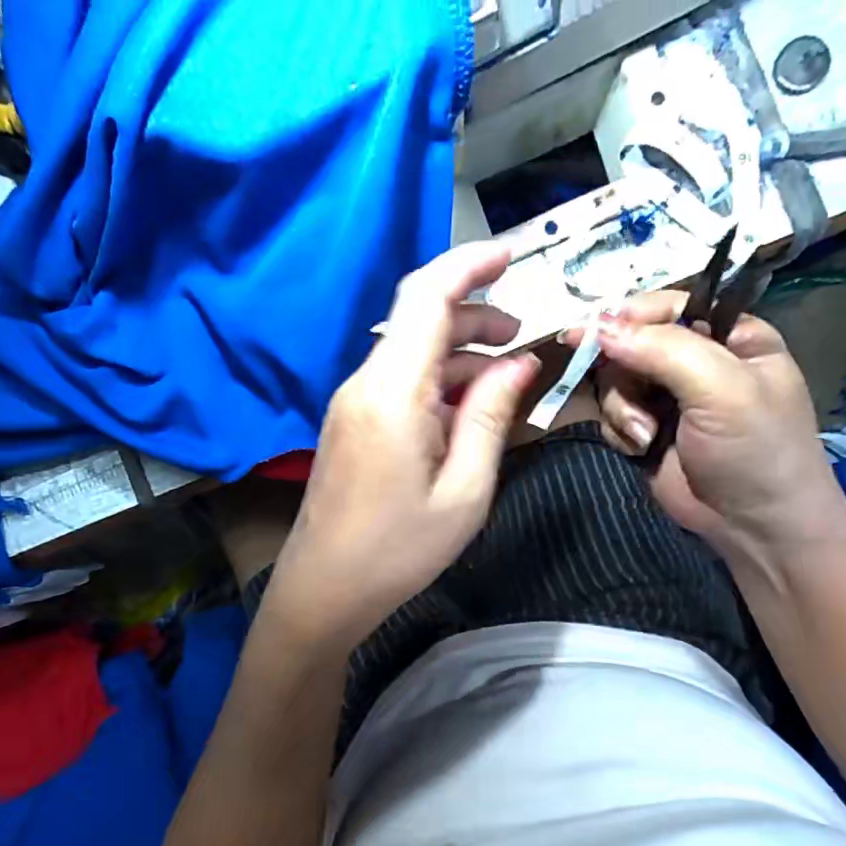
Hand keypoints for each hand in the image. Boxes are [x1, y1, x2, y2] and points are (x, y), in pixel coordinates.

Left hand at [268, 241, 538, 643]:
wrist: (324, 590)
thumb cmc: (400, 550)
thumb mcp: (465, 489)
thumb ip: (492, 416)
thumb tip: (520, 364)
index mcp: (393, 391)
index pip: (427, 298)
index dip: (469, 264)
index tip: (511, 253)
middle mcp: (364, 384)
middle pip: (418, 320)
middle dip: (474, 315)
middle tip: (521, 337)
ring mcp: (351, 404)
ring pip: (409, 353)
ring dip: (458, 353)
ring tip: (503, 377)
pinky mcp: (349, 425)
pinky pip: (397, 384)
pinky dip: (437, 382)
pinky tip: (466, 411)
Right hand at [562, 291, 845, 558]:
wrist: (755, 527)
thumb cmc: (753, 449)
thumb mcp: (720, 387)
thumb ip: (663, 350)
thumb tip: (597, 326)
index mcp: (729, 335)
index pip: (669, 306)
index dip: (629, 317)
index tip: (591, 333)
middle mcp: (696, 360)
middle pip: (632, 343)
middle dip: (624, 374)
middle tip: (629, 399)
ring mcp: (668, 398)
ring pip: (614, 381)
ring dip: (621, 409)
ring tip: (645, 437)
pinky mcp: (646, 432)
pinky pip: (611, 415)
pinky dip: (619, 431)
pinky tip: (641, 449)